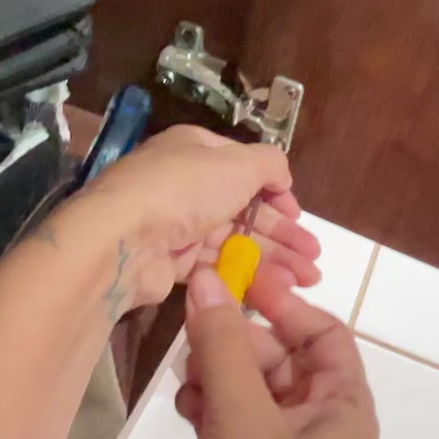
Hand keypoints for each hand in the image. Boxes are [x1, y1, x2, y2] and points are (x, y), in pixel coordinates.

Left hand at [77, 125, 322, 309]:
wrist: (123, 240)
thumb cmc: (185, 189)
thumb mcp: (238, 163)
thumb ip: (271, 164)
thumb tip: (282, 177)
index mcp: (197, 150)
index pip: (245, 166)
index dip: (277, 191)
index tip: (300, 217)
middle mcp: (186, 183)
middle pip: (244, 207)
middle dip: (283, 233)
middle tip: (314, 257)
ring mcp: (177, 223)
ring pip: (234, 240)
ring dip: (272, 257)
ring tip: (307, 279)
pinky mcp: (171, 261)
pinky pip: (216, 265)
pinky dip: (245, 274)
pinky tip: (273, 288)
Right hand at [169, 269, 379, 438]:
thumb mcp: (242, 424)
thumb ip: (222, 346)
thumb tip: (207, 275)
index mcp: (341, 407)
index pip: (323, 331)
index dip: (283, 301)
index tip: (235, 278)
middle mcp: (318, 425)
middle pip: (280, 355)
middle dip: (239, 340)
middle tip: (193, 331)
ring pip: (250, 387)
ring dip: (218, 372)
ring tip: (186, 379)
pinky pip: (232, 421)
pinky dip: (209, 406)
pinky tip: (184, 408)